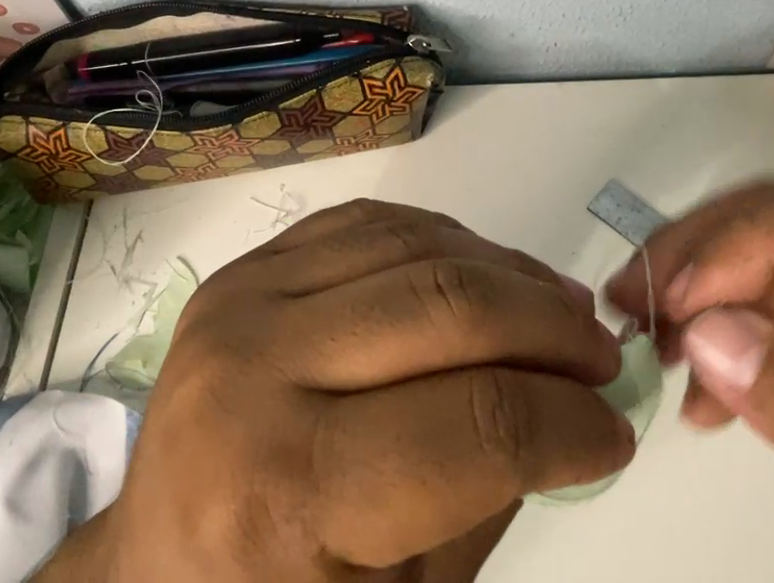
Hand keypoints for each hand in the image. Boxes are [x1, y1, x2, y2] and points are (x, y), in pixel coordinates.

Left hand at [40, 199, 633, 581]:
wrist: (157, 559)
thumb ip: (494, 487)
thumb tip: (574, 399)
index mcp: (287, 487)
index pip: (478, 423)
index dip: (572, 422)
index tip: (616, 431)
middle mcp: (254, 371)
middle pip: (451, 309)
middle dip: (554, 331)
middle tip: (605, 358)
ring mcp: (241, 302)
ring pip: (418, 247)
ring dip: (512, 274)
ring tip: (563, 310)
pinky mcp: (244, 269)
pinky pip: (371, 225)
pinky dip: (448, 240)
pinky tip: (489, 272)